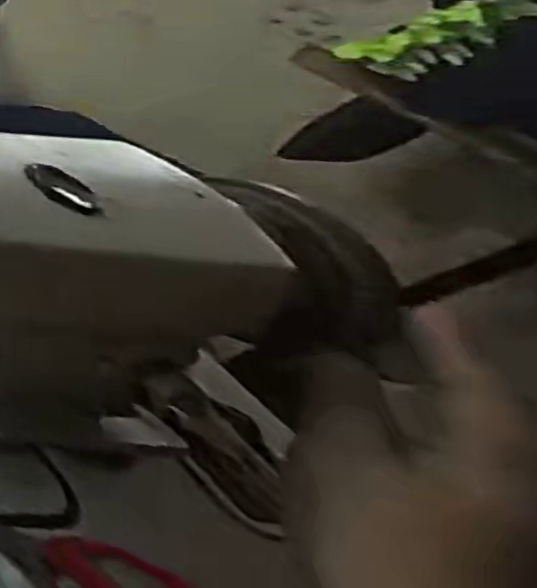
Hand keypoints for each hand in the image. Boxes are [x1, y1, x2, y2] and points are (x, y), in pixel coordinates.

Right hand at [288, 307, 536, 587]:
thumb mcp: (341, 454)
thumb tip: (331, 346)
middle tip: (374, 333)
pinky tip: (356, 430)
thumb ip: (337, 392)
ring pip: (446, 441)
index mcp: (494, 460)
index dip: (446, 342)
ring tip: (354, 373)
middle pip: (473, 416)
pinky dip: (394, 435)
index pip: (478, 386)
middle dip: (425, 371)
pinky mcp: (454, 536)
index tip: (417, 302)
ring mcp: (485, 517)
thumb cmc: (374, 533)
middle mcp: (506, 485)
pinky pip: (428, 465)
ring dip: (403, 403)